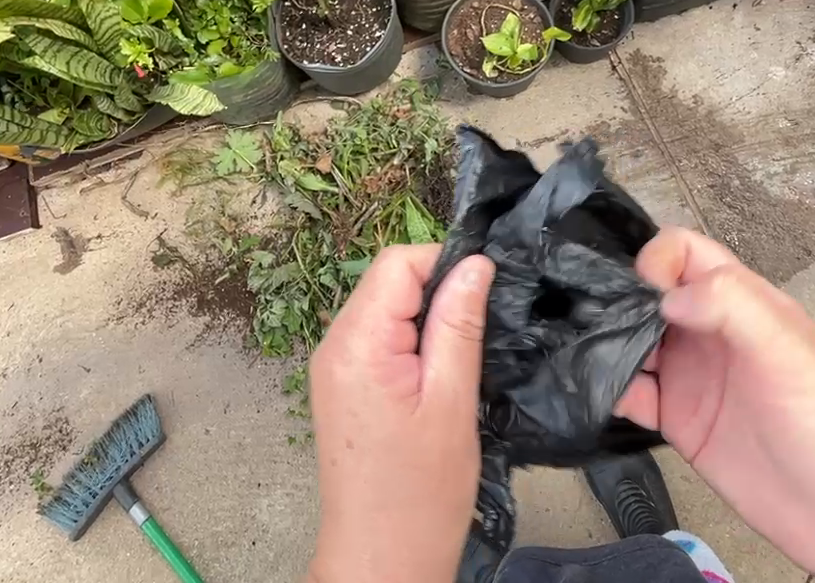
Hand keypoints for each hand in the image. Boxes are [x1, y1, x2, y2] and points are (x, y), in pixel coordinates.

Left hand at [306, 245, 493, 582]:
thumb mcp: (452, 400)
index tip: (482, 290)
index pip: (396, 263)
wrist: (380, 561)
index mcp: (357, 342)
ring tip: (457, 356)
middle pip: (386, 280)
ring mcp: (332, 363)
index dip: (442, 263)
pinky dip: (408, 338)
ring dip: (423, 316)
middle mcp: (334, 342)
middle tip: (475, 329)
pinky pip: (375, 334)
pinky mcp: (340, 382)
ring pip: (383, 305)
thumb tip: (475, 262)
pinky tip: (433, 371)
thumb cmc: (421, 492)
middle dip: (434, 290)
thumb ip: (459, 323)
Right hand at [616, 229, 814, 582]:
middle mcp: (708, 331)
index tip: (643, 293)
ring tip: (578, 350)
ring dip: (602, 340)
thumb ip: (732, 306)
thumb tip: (663, 294)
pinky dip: (605, 387)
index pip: (683, 251)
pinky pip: (629, 393)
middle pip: (646, 292)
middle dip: (614, 296)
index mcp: (740, 302)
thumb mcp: (793, 352)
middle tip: (589, 318)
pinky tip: (590, 390)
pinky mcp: (678, 421)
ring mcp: (691, 376)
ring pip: (630, 339)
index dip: (656, 260)